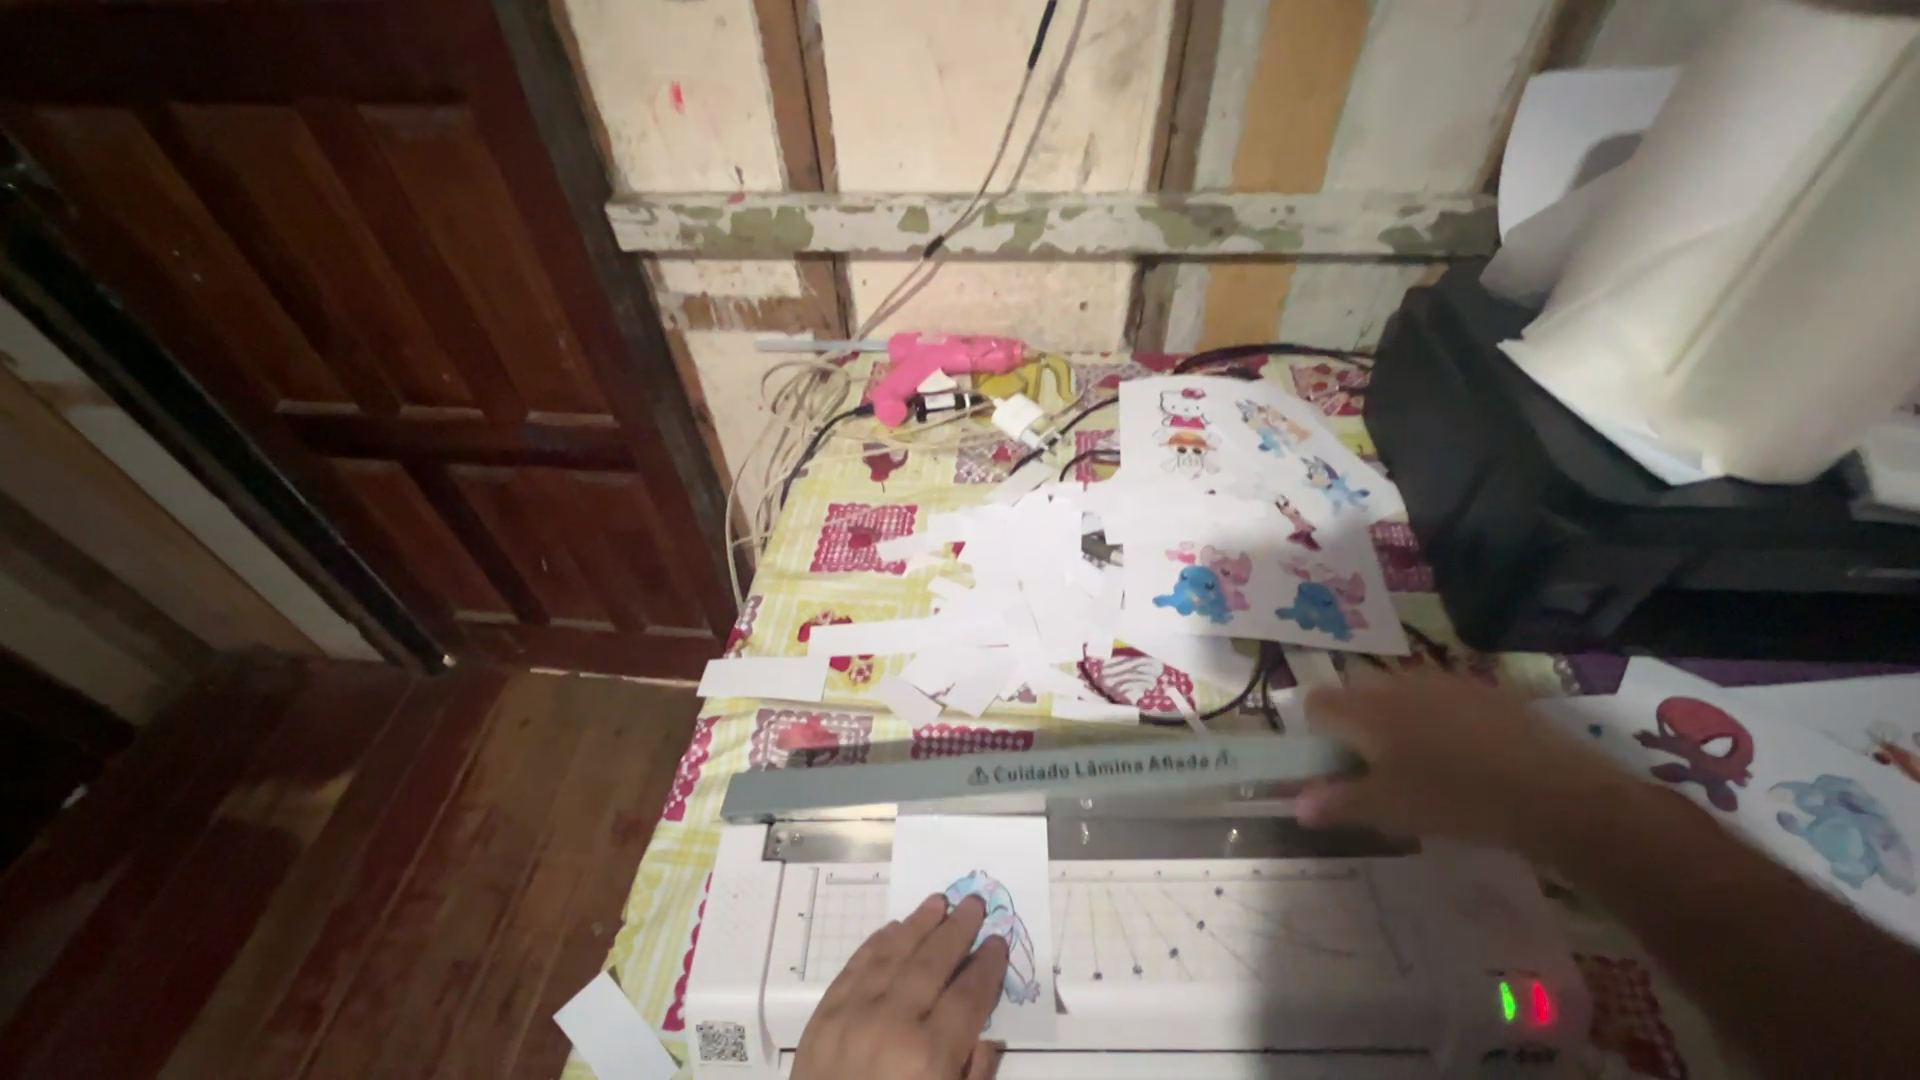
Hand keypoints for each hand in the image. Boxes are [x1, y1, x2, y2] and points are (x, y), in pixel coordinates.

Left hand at [792, 894, 1009, 1079]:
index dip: (988, 966)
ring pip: (893, 953)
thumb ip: (971, 1077)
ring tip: (938, 901)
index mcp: (928, 1058)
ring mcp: (852, 1016)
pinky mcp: (822, 1017)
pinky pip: (855, 966)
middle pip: (933, 962)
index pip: (969, 996)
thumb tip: (983, 1033)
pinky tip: (894, 929)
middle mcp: (892, 1025)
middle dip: (958, 929)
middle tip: (975, 902)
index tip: (999, 941)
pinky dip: (877, 943)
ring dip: (918, 924)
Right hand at [1297, 673, 1639, 857]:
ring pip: (1401, 693)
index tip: (1335, 763)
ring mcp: (1443, 682)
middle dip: (1357, 723)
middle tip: (1378, 767)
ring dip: (1398, 718)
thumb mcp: (1389, 810)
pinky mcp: (1485, 689)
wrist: (1555, 792)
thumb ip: (1337, 803)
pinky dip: (1440, 718)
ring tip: (1424, 762)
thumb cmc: (1455, 801)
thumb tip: (1296, 805)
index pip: (1316, 703)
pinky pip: (1443, 698)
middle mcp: (1396, 685)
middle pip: (1357, 693)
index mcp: (1364, 711)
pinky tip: (1467, 755)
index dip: (1317, 731)